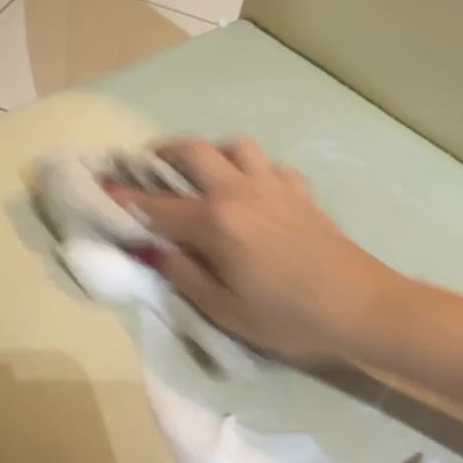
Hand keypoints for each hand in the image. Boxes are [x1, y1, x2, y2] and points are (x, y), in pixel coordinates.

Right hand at [105, 137, 404, 363]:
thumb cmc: (288, 316)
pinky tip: (252, 190)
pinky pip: (268, 165)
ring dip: (212, 152)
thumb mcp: (225, 310)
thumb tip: (156, 250)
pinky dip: (251, 169)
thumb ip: (185, 276)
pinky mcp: (300, 191)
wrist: (360, 305)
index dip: (126, 198)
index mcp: (215, 222)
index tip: (102, 186)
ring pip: (235, 146)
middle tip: (149, 164)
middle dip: (164, 152)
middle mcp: (239, 191)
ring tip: (203, 171)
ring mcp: (273, 185)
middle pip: (194, 151)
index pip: (158, 205)